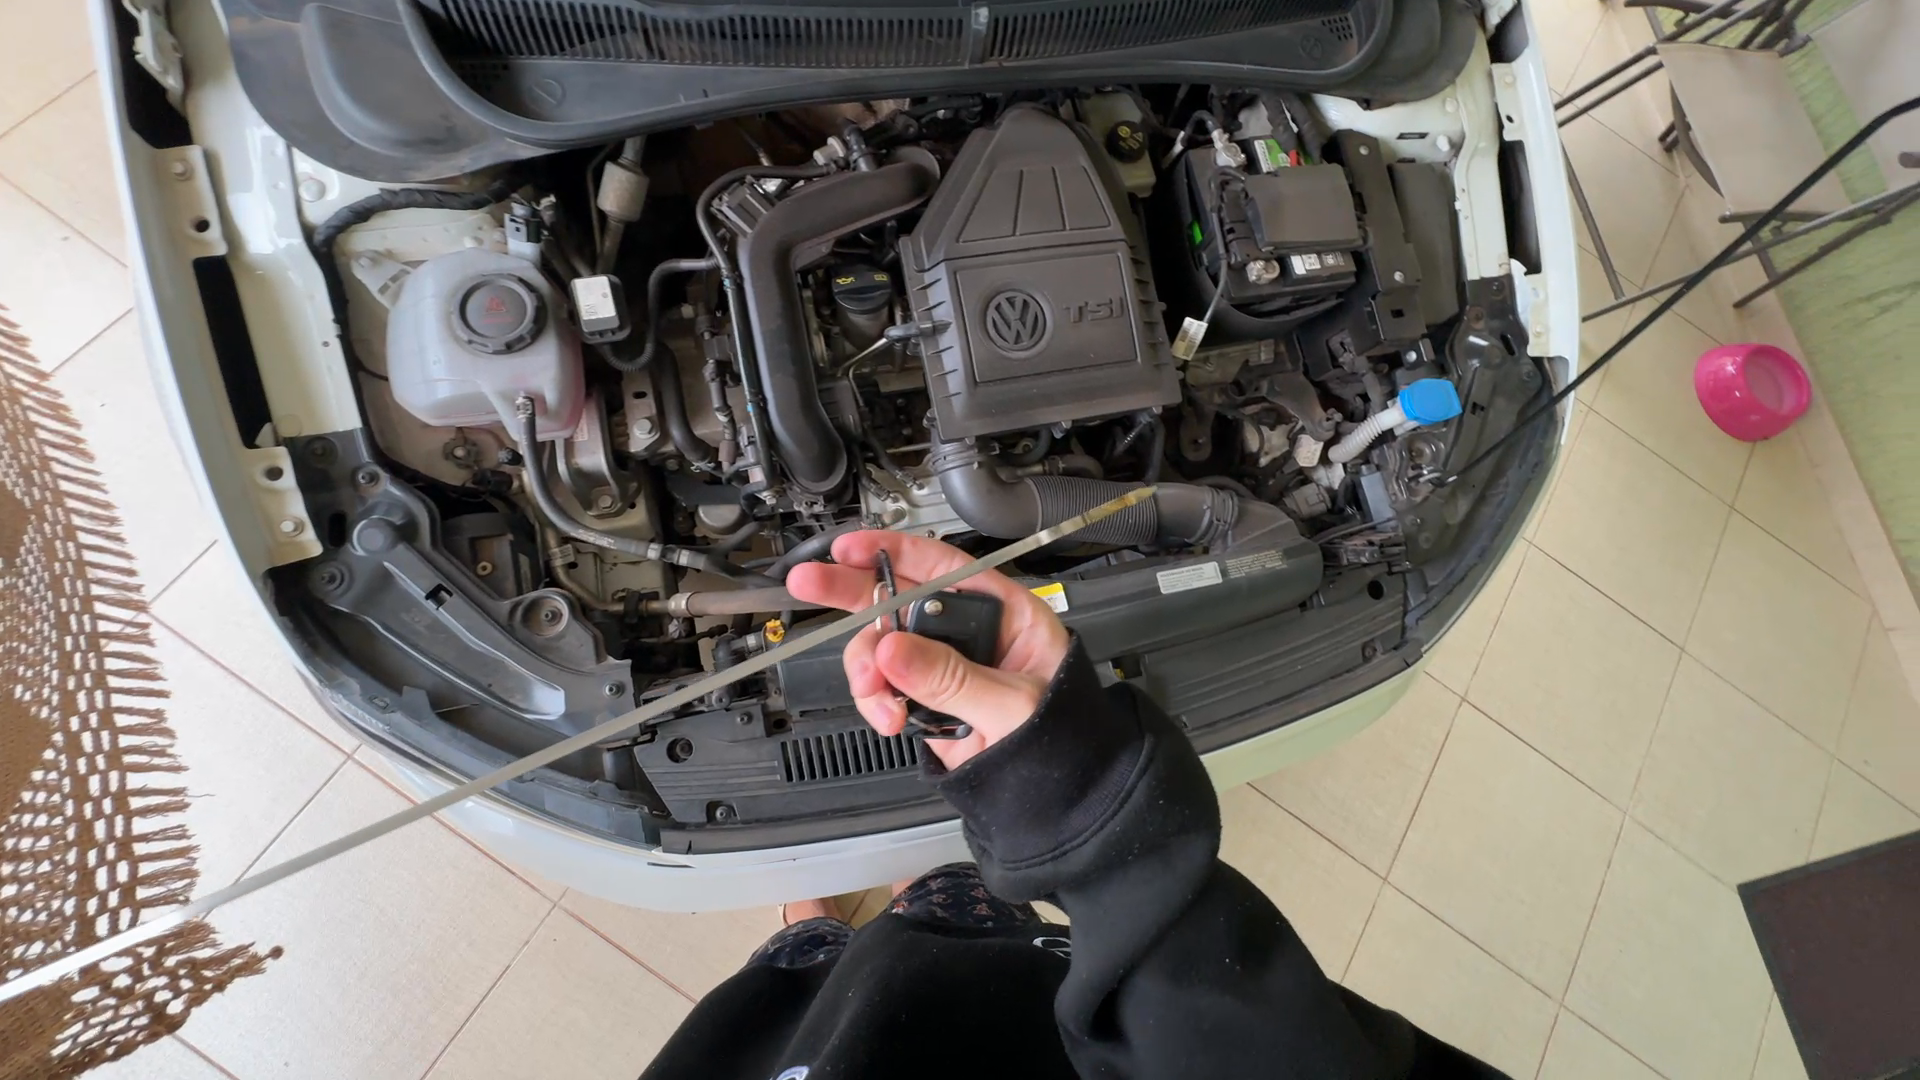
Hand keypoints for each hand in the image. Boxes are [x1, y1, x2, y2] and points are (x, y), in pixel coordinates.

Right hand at [785, 531, 1069, 768]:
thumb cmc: (1062, 736)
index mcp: (1002, 612)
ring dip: (866, 668)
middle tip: (809, 583)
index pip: (943, 567)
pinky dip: (874, 700)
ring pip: (881, 646)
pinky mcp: (925, 698)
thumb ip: (952, 677)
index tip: (850, 549)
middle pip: (899, 597)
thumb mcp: (1013, 703)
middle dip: (853, 593)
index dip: (895, 551)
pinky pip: (882, 686)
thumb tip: (893, 650)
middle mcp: (967, 632)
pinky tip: (889, 718)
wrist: (1058, 799)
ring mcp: (942, 665)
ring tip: (877, 697)